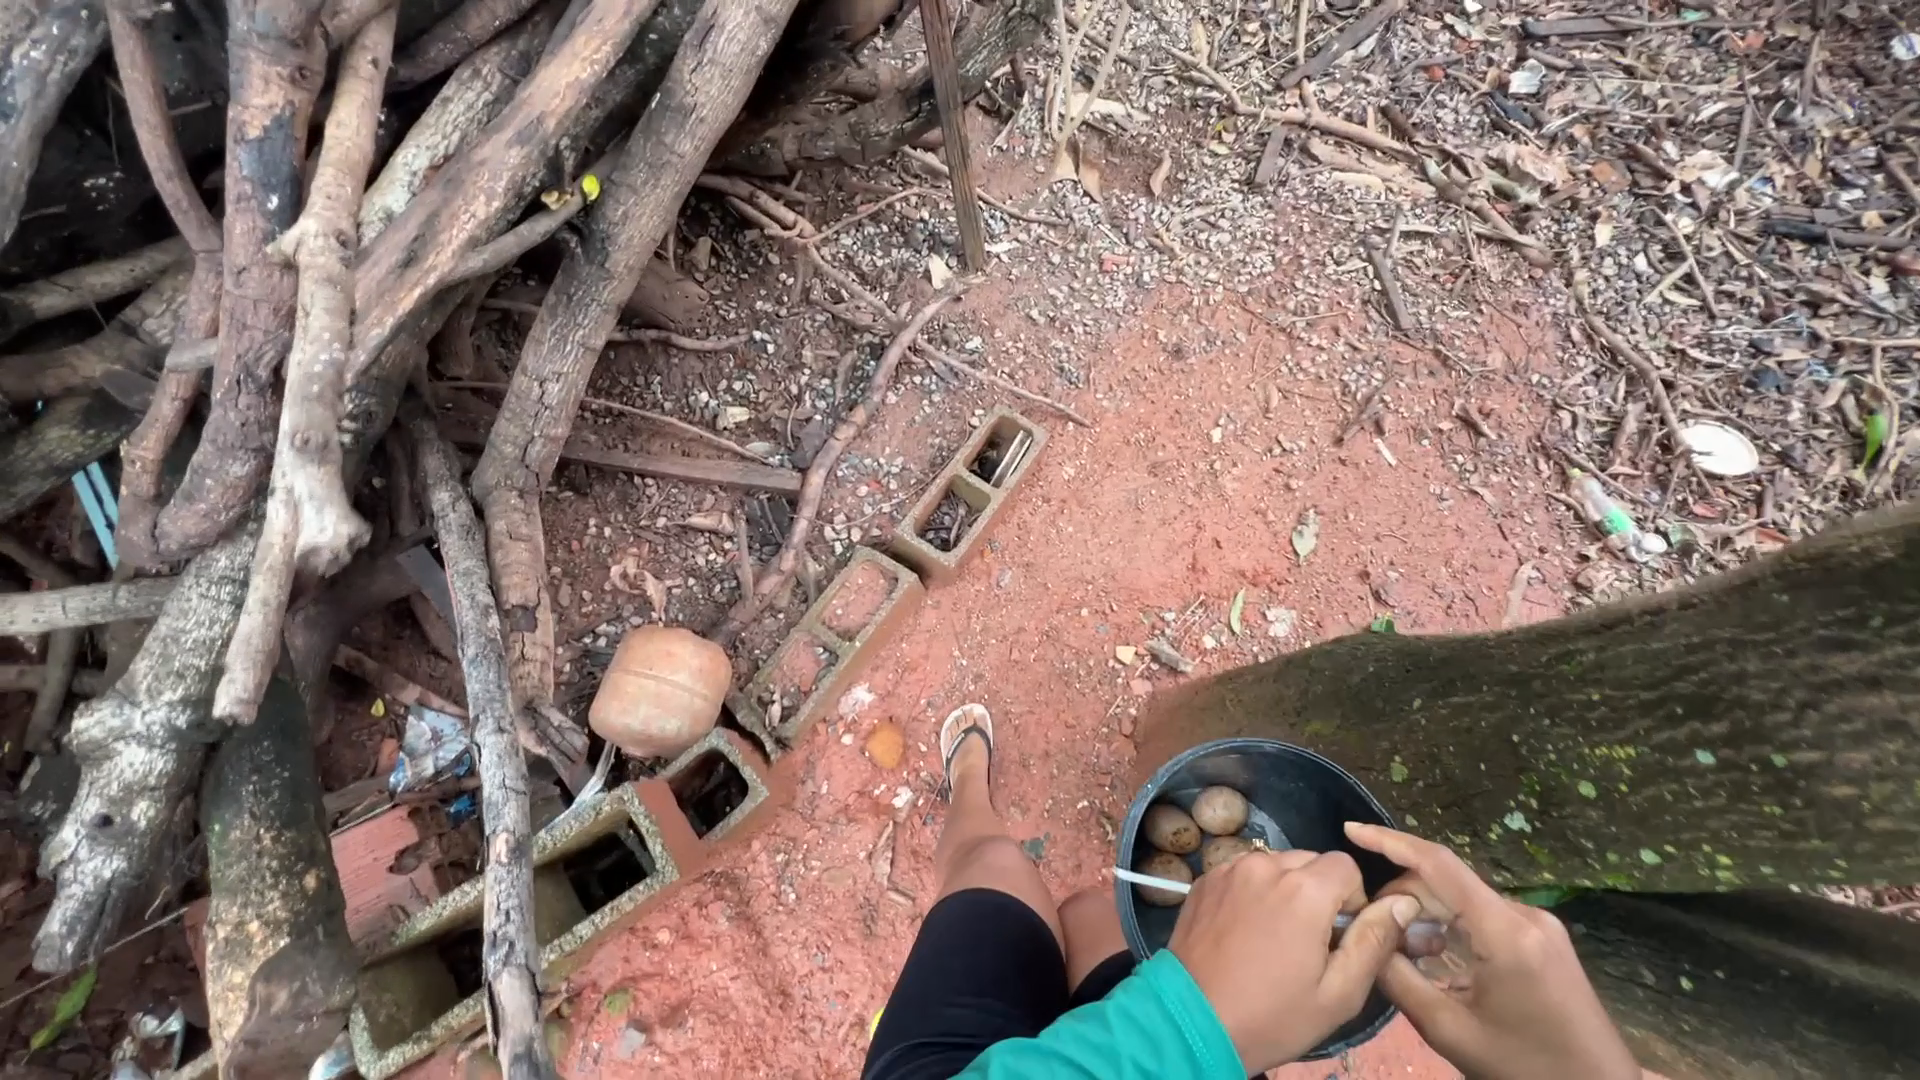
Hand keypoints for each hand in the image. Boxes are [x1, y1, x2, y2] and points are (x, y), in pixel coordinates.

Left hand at [1168, 848, 1421, 1072]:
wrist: (1194, 1018)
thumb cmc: (1273, 1014)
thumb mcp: (1339, 992)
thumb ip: (1374, 941)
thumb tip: (1402, 903)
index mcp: (1303, 890)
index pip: (1346, 866)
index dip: (1352, 899)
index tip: (1339, 935)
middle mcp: (1264, 865)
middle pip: (1309, 861)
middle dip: (1318, 893)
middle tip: (1308, 941)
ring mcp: (1229, 869)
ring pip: (1274, 864)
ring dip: (1284, 889)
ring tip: (1274, 937)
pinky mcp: (1205, 879)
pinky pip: (1242, 872)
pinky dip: (1252, 891)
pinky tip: (1244, 930)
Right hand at [1344, 823, 1638, 1079]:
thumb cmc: (1525, 1071)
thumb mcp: (1448, 1030)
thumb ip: (1396, 977)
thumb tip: (1362, 934)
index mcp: (1506, 933)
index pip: (1438, 864)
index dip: (1389, 841)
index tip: (1350, 830)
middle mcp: (1526, 916)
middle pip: (1445, 884)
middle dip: (1402, 898)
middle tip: (1372, 932)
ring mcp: (1539, 927)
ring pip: (1460, 900)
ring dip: (1424, 916)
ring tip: (1402, 951)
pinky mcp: (1543, 941)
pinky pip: (1480, 916)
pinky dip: (1448, 927)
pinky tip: (1434, 957)